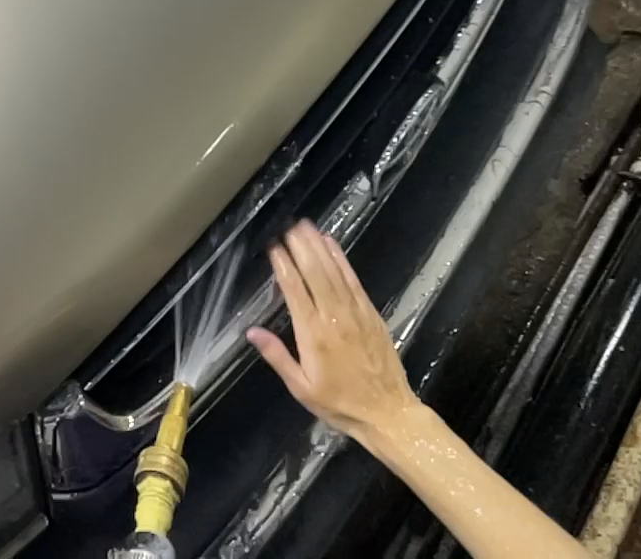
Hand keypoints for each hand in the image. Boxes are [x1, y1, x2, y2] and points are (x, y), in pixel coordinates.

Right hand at [246, 220, 421, 453]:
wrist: (388, 413)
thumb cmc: (340, 404)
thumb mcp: (302, 388)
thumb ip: (277, 357)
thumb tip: (252, 331)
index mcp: (313, 334)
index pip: (295, 291)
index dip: (283, 266)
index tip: (273, 247)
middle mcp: (334, 317)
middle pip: (315, 274)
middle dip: (300, 247)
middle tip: (288, 227)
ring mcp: (355, 312)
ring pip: (334, 272)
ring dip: (319, 247)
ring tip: (305, 226)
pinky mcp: (370, 313)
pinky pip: (353, 280)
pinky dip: (341, 260)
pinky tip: (332, 245)